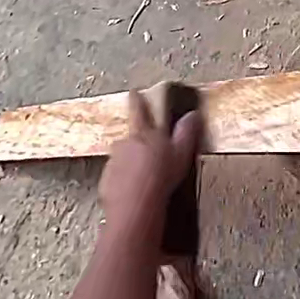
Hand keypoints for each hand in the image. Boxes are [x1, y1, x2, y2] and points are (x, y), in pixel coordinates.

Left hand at [98, 88, 201, 229]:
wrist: (136, 206)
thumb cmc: (161, 177)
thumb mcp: (182, 153)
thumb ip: (187, 132)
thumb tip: (193, 115)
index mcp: (144, 133)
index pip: (139, 110)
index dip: (137, 100)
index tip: (133, 92)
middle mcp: (125, 144)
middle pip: (131, 136)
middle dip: (139, 142)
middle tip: (150, 153)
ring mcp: (113, 162)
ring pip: (124, 157)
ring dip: (132, 162)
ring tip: (146, 177)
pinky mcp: (106, 180)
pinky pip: (117, 175)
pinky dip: (125, 179)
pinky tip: (136, 190)